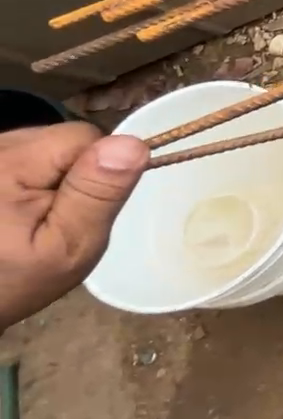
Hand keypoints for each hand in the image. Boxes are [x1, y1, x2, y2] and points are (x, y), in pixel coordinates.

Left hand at [0, 124, 147, 328]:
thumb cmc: (13, 281)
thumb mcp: (70, 245)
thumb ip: (100, 193)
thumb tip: (133, 144)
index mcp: (6, 170)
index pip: (83, 137)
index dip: (99, 167)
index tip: (84, 204)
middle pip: (58, 137)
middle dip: (73, 169)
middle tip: (58, 214)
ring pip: (39, 144)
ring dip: (50, 173)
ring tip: (32, 213)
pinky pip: (17, 156)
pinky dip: (26, 177)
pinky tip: (13, 208)